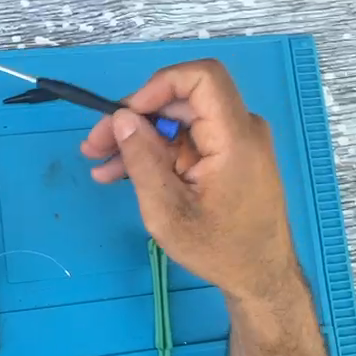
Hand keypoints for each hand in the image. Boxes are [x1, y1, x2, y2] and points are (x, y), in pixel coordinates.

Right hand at [80, 59, 302, 312]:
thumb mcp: (168, 211)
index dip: (159, 85)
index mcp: (234, 137)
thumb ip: (143, 160)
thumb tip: (121, 118)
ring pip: (176, 121)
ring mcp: (233, 142)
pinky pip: (184, 140)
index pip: (202, 77)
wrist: (261, 279)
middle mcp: (239, 129)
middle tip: (95, 145)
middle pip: (180, 100)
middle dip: (134, 117)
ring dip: (137, 138)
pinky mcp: (225, 155)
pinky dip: (154, 152)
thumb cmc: (219, 250)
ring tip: (99, 162)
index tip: (126, 114)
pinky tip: (120, 172)